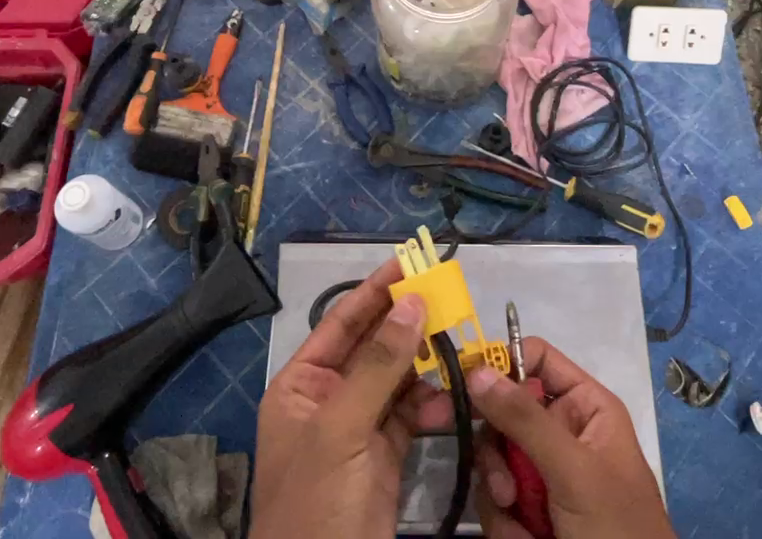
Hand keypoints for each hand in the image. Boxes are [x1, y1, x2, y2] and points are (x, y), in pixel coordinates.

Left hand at [252, 259, 452, 538]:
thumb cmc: (316, 500)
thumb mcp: (341, 429)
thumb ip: (378, 365)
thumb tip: (411, 302)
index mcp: (301, 385)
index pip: (342, 323)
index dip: (375, 291)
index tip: (409, 261)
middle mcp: (329, 399)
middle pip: (373, 348)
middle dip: (409, 324)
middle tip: (449, 295)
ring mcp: (358, 428)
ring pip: (398, 381)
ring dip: (427, 365)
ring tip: (460, 346)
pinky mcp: (386, 455)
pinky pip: (413, 415)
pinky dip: (435, 405)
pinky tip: (456, 399)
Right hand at [467, 337, 674, 538]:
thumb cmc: (617, 528)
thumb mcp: (575, 471)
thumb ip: (526, 420)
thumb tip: (477, 370)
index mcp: (584, 406)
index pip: (535, 359)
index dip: (501, 364)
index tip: (468, 384)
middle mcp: (560, 431)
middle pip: (503, 411)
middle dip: (496, 450)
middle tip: (499, 482)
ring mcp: (542, 471)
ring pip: (492, 457)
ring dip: (499, 491)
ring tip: (521, 520)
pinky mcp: (528, 509)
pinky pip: (494, 498)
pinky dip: (504, 523)